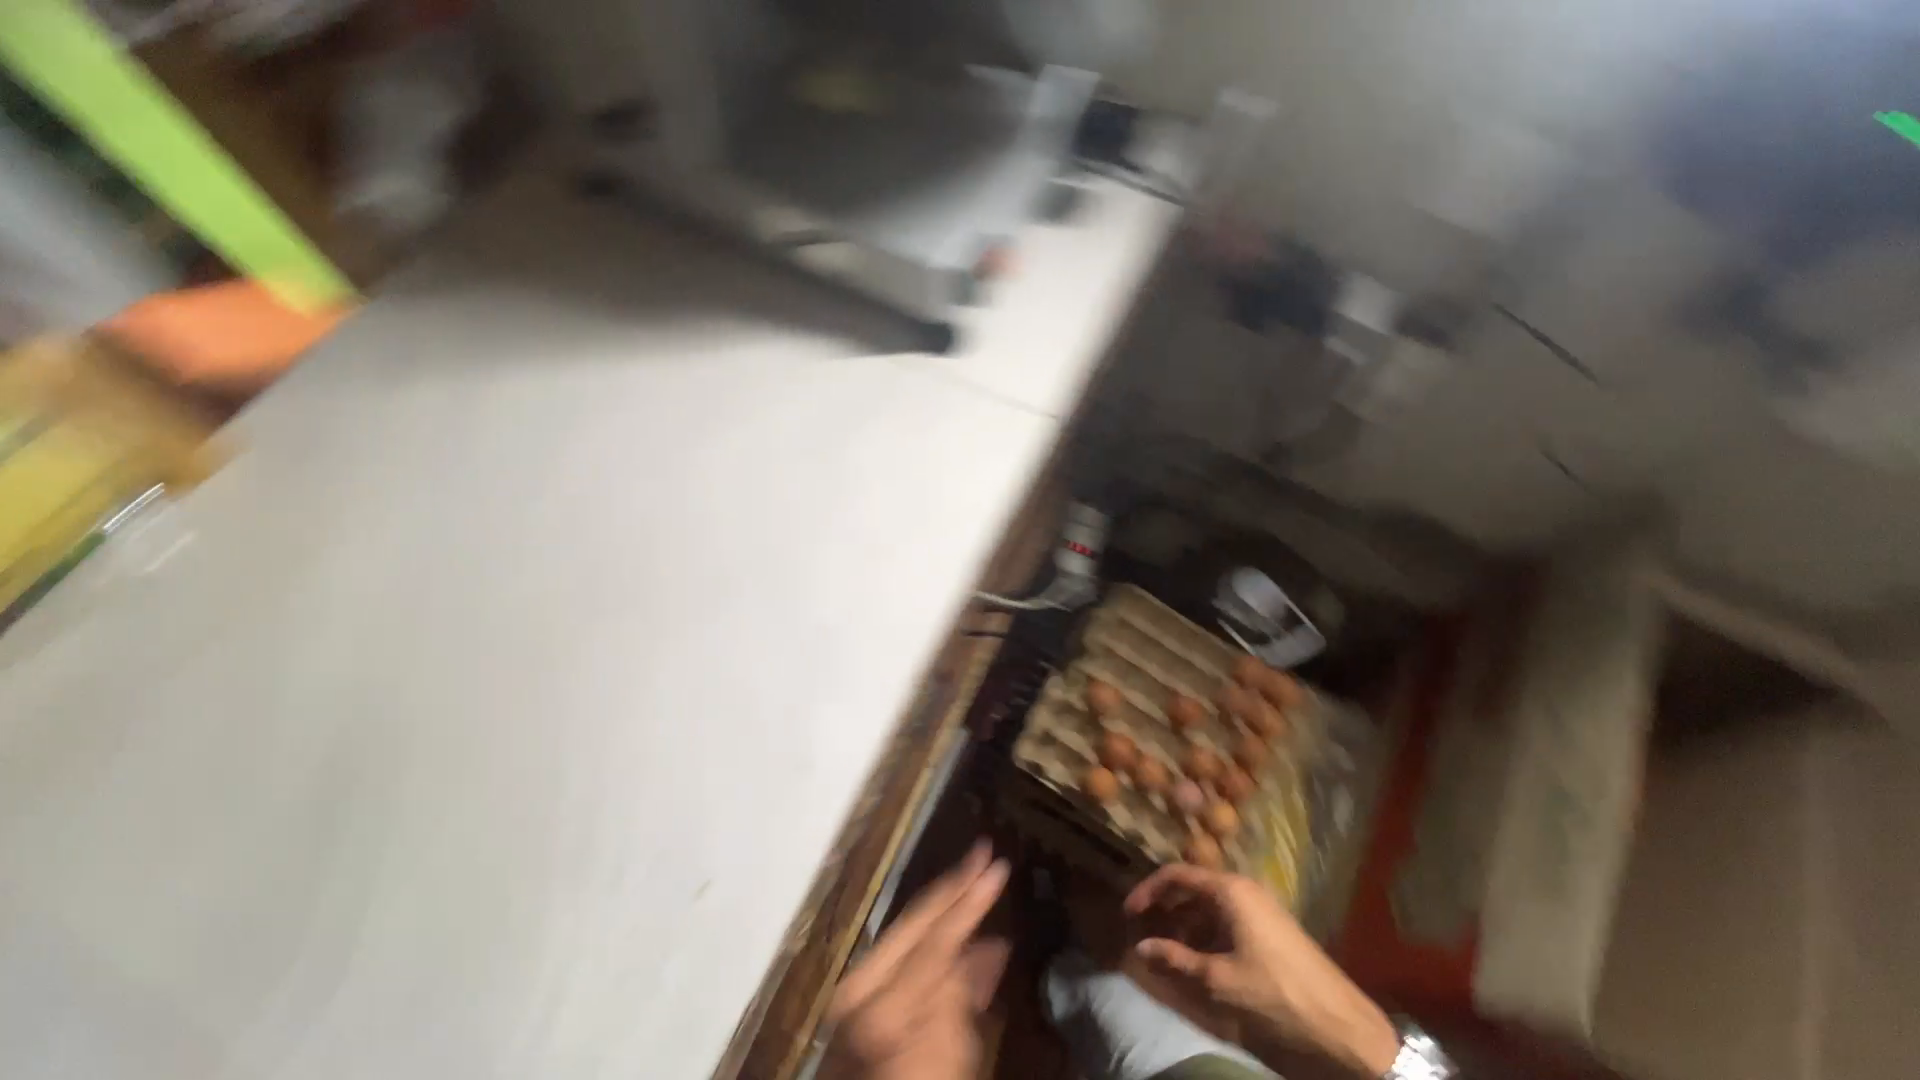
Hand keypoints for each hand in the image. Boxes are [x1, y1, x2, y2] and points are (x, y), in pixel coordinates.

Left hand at [821, 843, 1010, 1079]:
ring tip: (976, 888)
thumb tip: (986, 947)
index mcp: (878, 999)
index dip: (968, 897)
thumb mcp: (943, 1062)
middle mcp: (862, 990)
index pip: (934, 936)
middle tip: (983, 854)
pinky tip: (962, 947)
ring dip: (946, 917)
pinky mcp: (863, 1019)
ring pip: (909, 945)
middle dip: (951, 892)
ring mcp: (858, 1004)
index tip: (995, 862)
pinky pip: (904, 970)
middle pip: (914, 929)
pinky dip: (934, 952)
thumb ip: (957, 1001)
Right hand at [1125, 864, 1397, 1077]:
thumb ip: (1175, 959)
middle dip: (1166, 907)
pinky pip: (1227, 919)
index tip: (1128, 913)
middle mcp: (1244, 889)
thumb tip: (1140, 947)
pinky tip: (1198, 959)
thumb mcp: (1218, 979)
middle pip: (1193, 887)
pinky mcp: (1270, 928)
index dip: (1148, 890)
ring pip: (1210, 905)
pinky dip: (1206, 933)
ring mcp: (1260, 908)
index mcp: (1230, 891)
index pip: (1176, 874)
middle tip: (1144, 931)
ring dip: (1185, 923)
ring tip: (1167, 950)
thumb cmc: (1275, 992)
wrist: (1339, 1022)